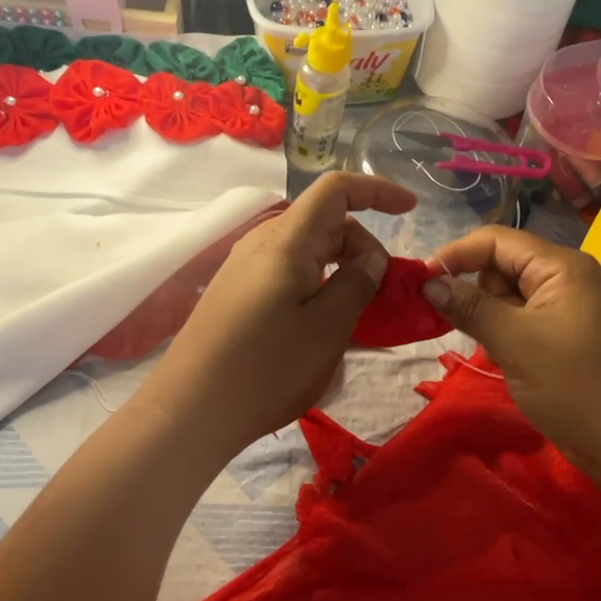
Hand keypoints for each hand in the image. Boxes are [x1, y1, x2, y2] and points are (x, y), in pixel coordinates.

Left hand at [141, 172, 416, 453]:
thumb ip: (356, 284)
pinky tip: (324, 322)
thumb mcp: (327, 328)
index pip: (336, 190)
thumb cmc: (266, 368)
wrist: (189, 410)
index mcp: (286, 240)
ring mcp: (244, 268)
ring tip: (360, 312)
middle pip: (324, 222)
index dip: (376, 191)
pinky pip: (287, 273)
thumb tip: (370, 258)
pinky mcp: (235, 293)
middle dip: (363, 246)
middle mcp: (262, 243)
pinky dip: (317, 285)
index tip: (411, 210)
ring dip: (340, 269)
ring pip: (306, 250)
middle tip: (384, 293)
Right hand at [424, 227, 600, 479]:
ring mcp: (576, 308)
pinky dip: (510, 333)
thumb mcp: (515, 343)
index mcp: (563, 266)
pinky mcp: (575, 337)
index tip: (421, 282)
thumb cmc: (576, 387)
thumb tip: (427, 282)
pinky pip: (530, 320)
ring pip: (515, 295)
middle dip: (476, 288)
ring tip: (491, 348)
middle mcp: (572, 278)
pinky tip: (508, 359)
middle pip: (505, 264)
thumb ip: (470, 307)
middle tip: (460, 326)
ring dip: (492, 315)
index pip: (498, 240)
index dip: (456, 254)